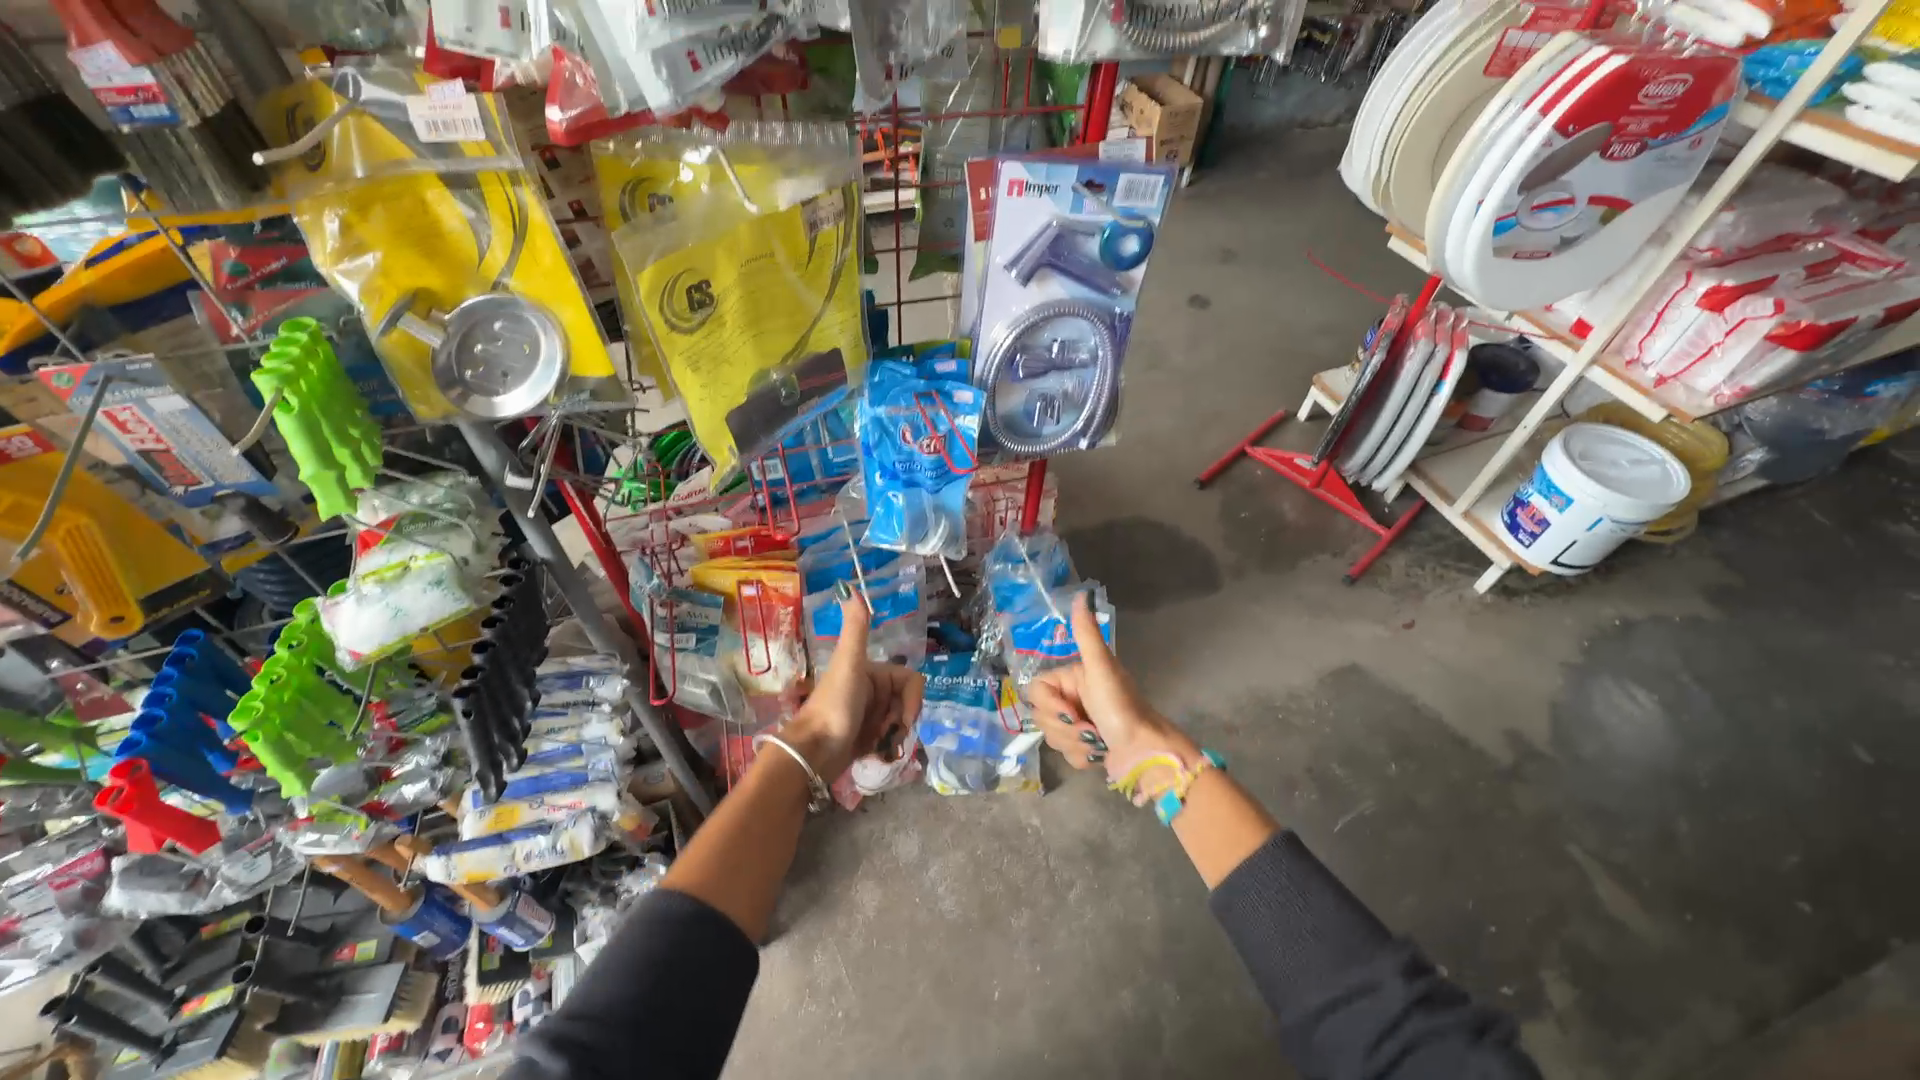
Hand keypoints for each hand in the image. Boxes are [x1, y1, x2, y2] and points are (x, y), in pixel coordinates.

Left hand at [780, 593, 924, 780]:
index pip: (911, 682)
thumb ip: (856, 628)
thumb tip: (850, 585)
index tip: (902, 719)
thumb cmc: (834, 706)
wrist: (812, 752)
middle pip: (907, 704)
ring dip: (895, 737)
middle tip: (885, 735)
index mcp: (872, 672)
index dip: (911, 701)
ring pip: (900, 724)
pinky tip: (877, 756)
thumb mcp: (848, 663)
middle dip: (901, 722)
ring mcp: (868, 716)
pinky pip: (889, 742)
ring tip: (878, 748)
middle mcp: (871, 691)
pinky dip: (887, 749)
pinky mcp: (864, 739)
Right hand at [1027, 592, 1195, 784]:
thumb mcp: (1101, 668)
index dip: (1050, 705)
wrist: (1145, 750)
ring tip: (1098, 741)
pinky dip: (1082, 758)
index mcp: (1073, 677)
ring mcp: (1078, 724)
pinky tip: (1099, 754)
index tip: (1070, 711)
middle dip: (1065, 728)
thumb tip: (1082, 594)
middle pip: (1041, 716)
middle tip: (1090, 728)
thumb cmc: (1122, 707)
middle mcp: (1073, 698)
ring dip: (1075, 744)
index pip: (1036, 691)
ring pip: (1052, 737)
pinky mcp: (1084, 748)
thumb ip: (1086, 634)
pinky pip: (1065, 755)